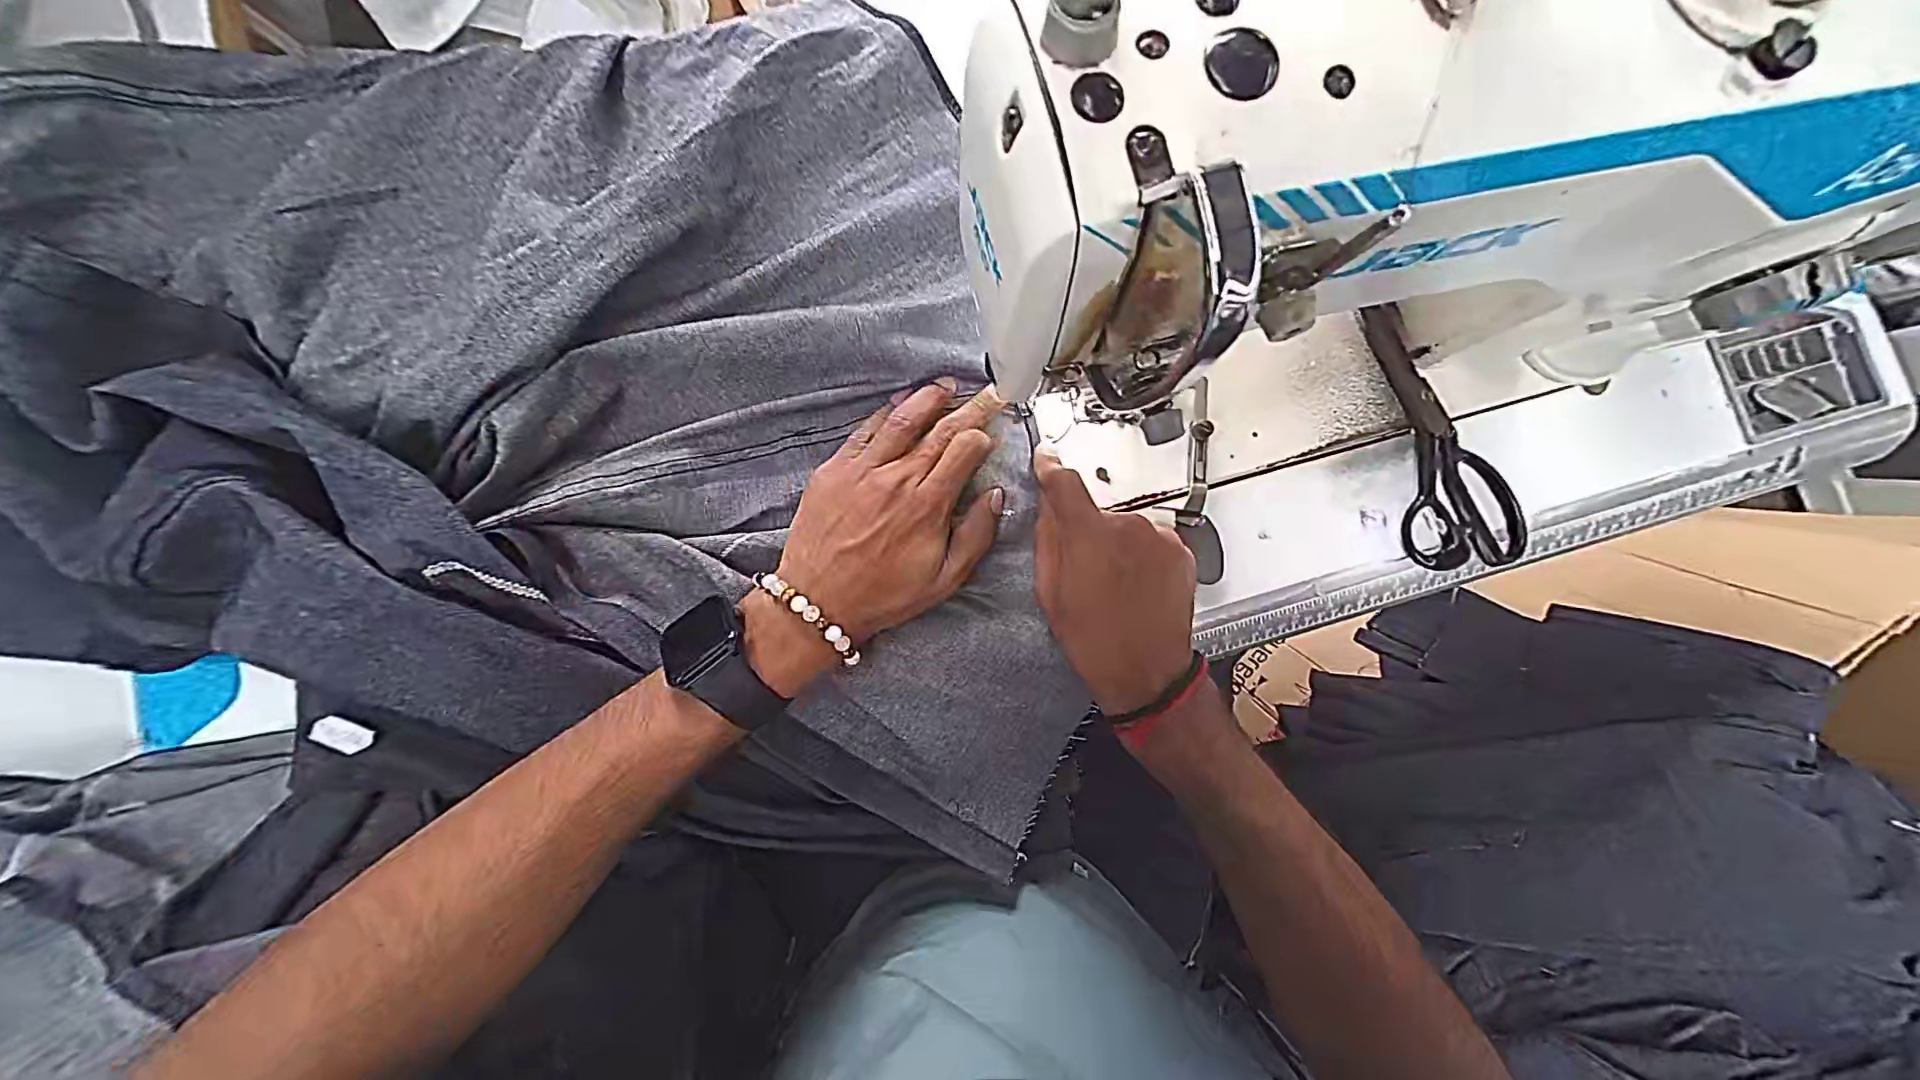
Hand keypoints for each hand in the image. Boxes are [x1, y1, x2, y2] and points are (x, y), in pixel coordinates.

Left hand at [745, 379, 1006, 694]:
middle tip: (984, 394)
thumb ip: (977, 535)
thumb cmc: (883, 595)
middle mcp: (897, 480)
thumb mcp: (944, 579)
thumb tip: (996, 496)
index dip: (983, 435)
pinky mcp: (834, 471)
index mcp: (927, 505)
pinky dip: (885, 414)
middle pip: (941, 430)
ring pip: (902, 420)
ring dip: (928, 399)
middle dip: (969, 408)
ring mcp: (862, 471)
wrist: (819, 602)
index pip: (965, 450)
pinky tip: (898, 405)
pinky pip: (864, 431)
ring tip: (945, 387)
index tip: (991, 431)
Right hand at [1033, 446, 1196, 713]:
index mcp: (1088, 534)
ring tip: (1115, 585)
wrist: (1147, 672)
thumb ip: (1047, 540)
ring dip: (1117, 544)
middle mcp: (1128, 526)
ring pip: (1125, 526)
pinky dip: (1141, 555)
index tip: (1046, 461)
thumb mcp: (1050, 592)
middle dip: (1088, 530)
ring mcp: (1158, 537)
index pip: (1065, 481)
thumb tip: (1048, 510)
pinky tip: (1135, 585)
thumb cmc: (1097, 641)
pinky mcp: (1179, 549)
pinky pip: (1150, 539)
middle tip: (1086, 570)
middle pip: (1097, 510)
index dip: (1051, 469)